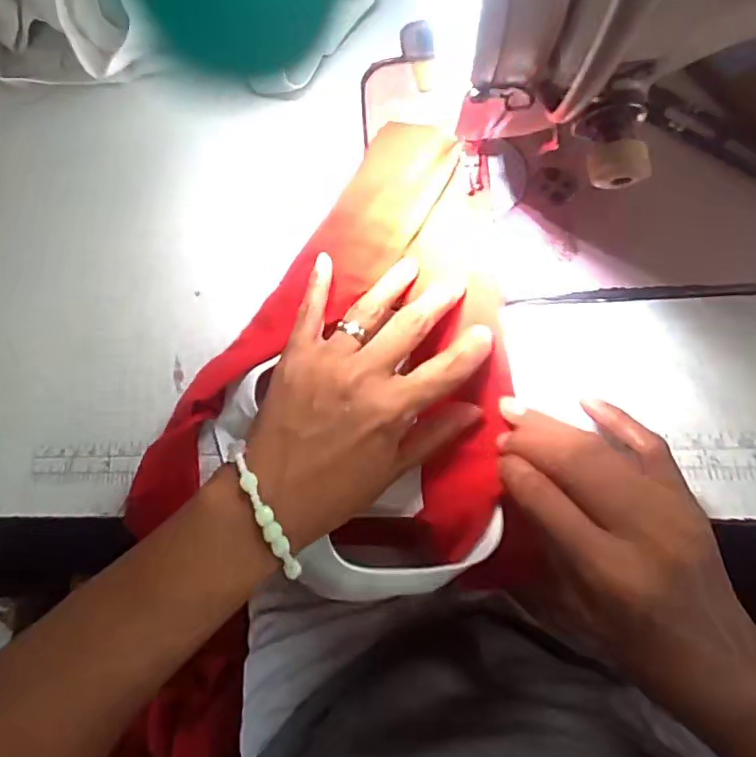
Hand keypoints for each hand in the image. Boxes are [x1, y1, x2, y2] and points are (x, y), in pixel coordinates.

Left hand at [242, 252, 492, 546]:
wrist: (269, 497)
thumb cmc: (336, 489)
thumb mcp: (391, 470)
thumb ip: (433, 435)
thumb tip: (475, 411)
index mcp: (391, 407)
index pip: (443, 371)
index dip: (469, 350)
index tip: (486, 330)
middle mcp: (363, 375)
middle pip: (408, 329)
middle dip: (436, 302)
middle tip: (454, 281)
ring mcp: (327, 360)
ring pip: (365, 312)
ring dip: (390, 286)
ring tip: (410, 265)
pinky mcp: (296, 355)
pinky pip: (308, 314)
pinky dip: (317, 287)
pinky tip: (326, 260)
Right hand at [498, 399, 755, 701]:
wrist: (720, 660)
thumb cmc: (638, 649)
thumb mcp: (578, 611)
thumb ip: (547, 545)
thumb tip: (517, 487)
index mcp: (609, 573)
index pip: (551, 504)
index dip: (517, 472)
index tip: (494, 455)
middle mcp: (643, 532)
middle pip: (580, 466)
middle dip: (534, 439)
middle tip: (503, 421)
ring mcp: (672, 508)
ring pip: (607, 451)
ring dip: (560, 426)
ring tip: (524, 410)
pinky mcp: (689, 497)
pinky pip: (652, 445)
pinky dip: (619, 418)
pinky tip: (586, 400)